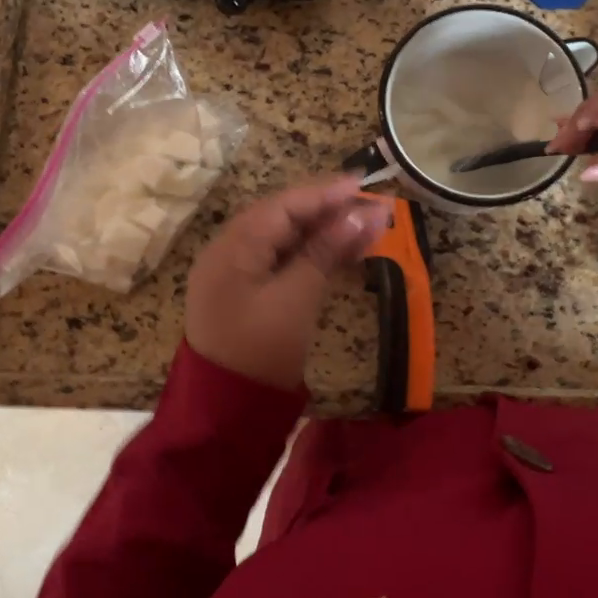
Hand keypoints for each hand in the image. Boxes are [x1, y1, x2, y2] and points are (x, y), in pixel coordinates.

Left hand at [185, 174, 391, 390]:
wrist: (225, 412)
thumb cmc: (261, 350)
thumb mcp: (297, 297)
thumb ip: (327, 250)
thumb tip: (365, 214)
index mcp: (233, 245)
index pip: (284, 206)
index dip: (326, 194)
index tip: (364, 185)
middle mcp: (229, 250)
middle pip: (282, 217)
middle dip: (327, 210)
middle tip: (371, 206)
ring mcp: (235, 272)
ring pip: (283, 239)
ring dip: (322, 232)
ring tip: (365, 226)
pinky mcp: (244, 293)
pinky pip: (280, 260)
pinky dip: (310, 254)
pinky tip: (340, 252)